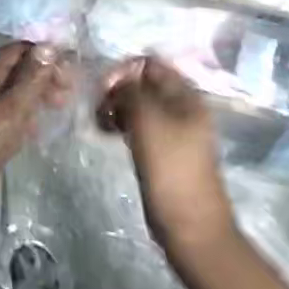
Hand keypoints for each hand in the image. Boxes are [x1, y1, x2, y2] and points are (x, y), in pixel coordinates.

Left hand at [0, 41, 69, 203]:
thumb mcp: (15, 106)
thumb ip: (32, 76)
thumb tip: (48, 45)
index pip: (18, 49)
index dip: (44, 55)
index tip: (68, 72)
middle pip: (15, 67)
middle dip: (42, 75)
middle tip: (67, 93)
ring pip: (11, 88)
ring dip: (35, 93)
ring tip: (58, 107)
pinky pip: (6, 106)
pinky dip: (24, 110)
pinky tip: (36, 125)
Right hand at [98, 55, 235, 248]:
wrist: (189, 225)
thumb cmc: (170, 167)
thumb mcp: (148, 119)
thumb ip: (131, 89)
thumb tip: (119, 78)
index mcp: (186, 96)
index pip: (150, 63)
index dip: (124, 69)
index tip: (104, 88)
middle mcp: (181, 107)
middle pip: (142, 83)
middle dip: (116, 89)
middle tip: (99, 107)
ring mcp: (172, 130)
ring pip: (137, 104)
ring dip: (115, 106)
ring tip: (100, 122)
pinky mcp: (161, 149)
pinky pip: (137, 124)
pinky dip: (120, 123)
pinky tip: (108, 133)